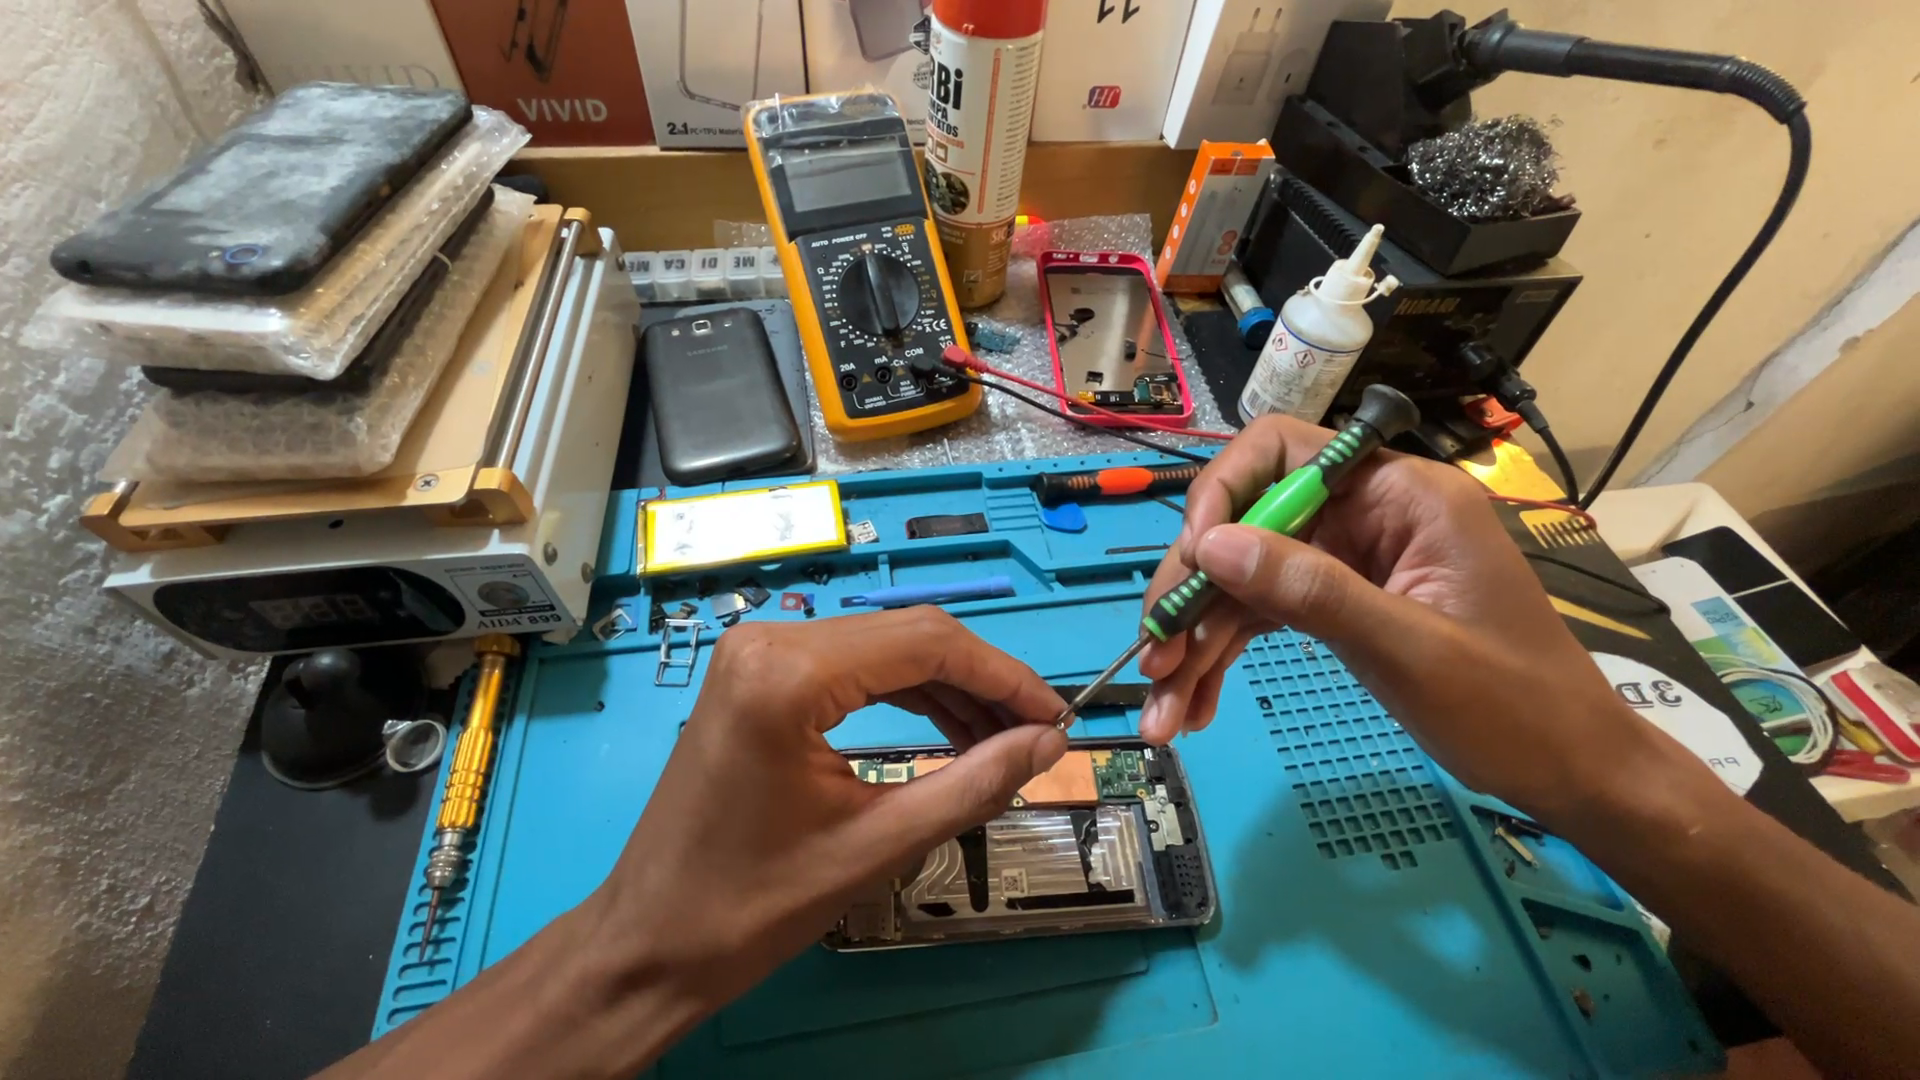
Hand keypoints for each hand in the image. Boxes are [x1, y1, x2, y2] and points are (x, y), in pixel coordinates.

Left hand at [589, 608, 1068, 1013]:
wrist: (651, 939)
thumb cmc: (755, 904)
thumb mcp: (877, 844)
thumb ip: (973, 783)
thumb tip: (1047, 742)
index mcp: (790, 672)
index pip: (928, 644)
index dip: (1004, 677)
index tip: (1056, 715)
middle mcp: (772, 639)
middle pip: (909, 636)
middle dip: (982, 682)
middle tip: (1036, 732)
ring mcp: (760, 652)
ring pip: (885, 648)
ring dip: (949, 688)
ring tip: (1001, 738)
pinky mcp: (760, 674)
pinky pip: (853, 667)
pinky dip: (907, 694)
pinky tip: (950, 729)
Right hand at [1137, 415, 1693, 823]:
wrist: (1570, 774)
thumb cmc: (1514, 708)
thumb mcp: (1409, 648)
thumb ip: (1310, 590)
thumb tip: (1210, 546)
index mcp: (1397, 495)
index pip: (1280, 451)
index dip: (1222, 495)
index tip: (1194, 561)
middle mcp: (1360, 516)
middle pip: (1243, 526)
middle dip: (1193, 594)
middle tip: (1155, 656)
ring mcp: (1341, 561)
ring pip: (1239, 580)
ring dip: (1195, 641)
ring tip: (1163, 710)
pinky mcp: (1330, 603)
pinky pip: (1257, 616)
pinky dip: (1221, 658)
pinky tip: (1193, 704)